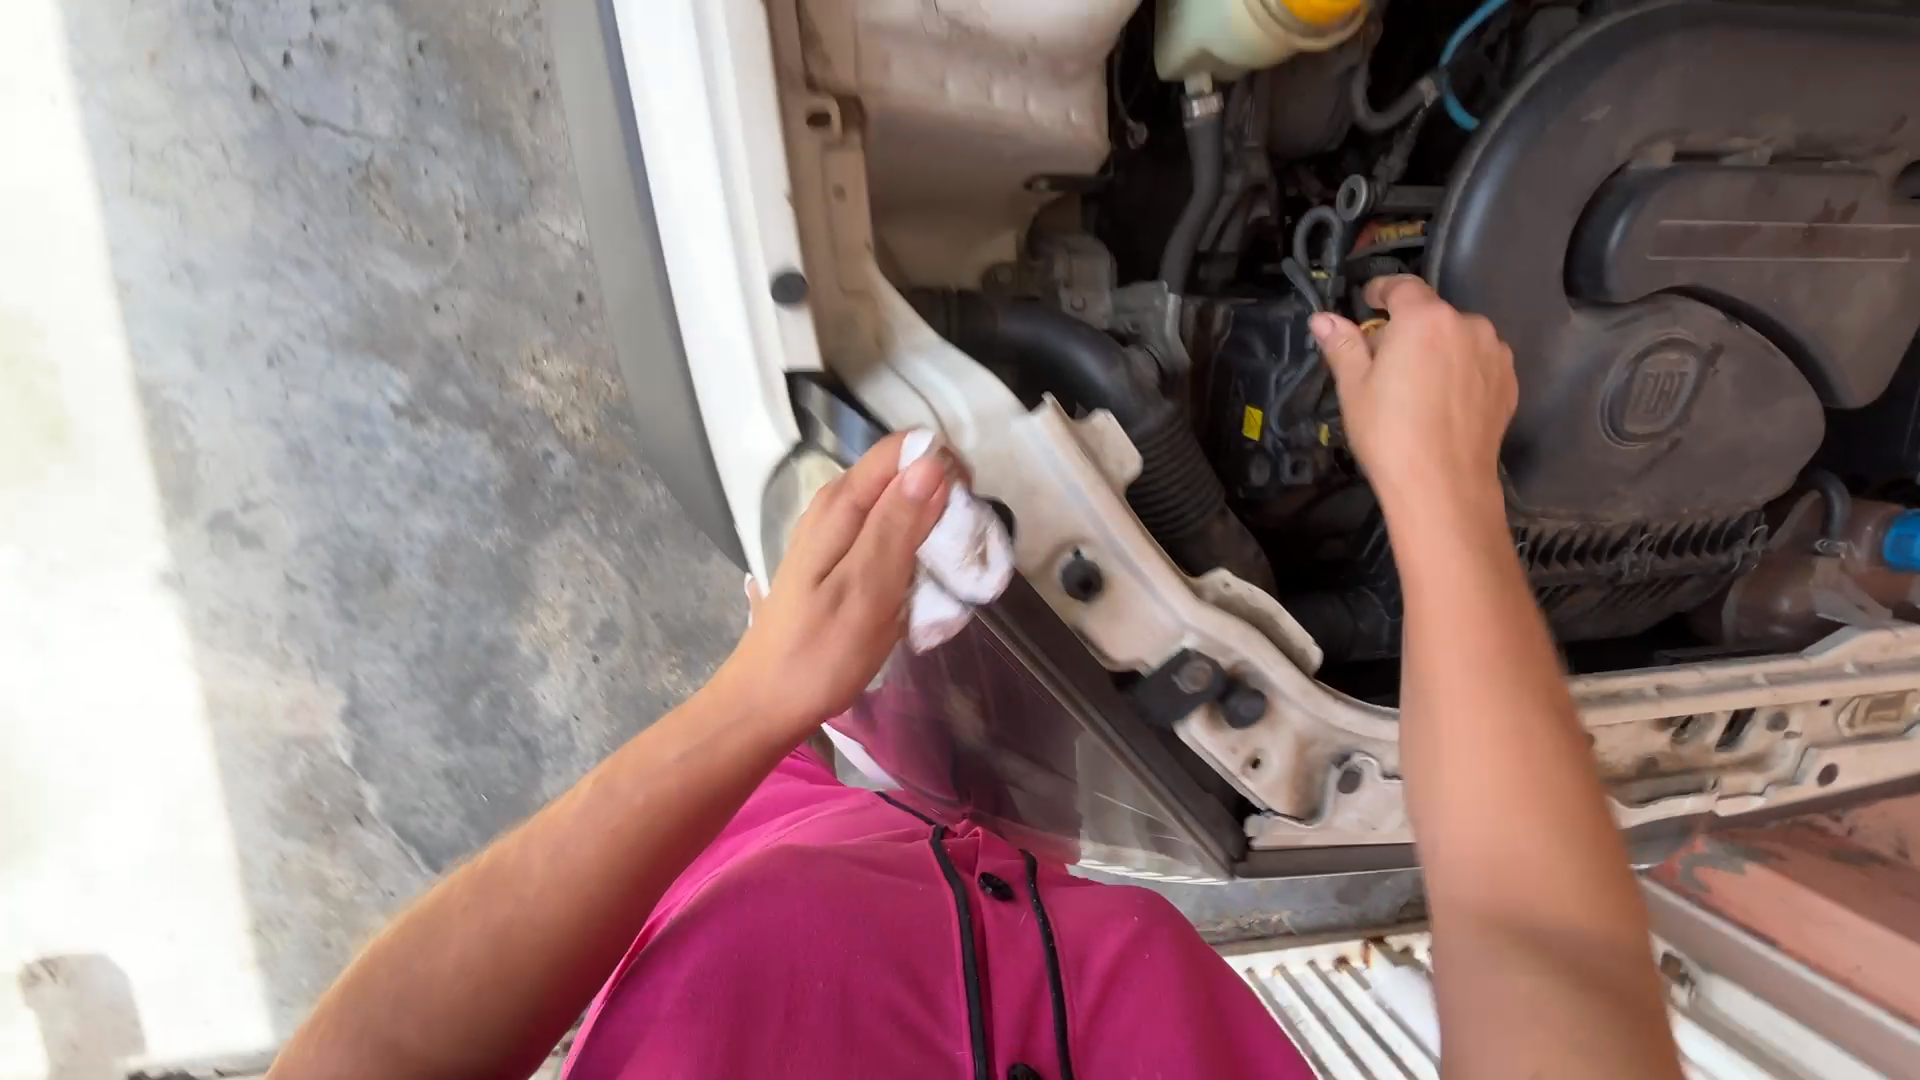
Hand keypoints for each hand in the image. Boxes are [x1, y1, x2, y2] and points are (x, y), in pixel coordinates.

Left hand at [711, 431, 950, 736]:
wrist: (769, 702)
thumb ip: (898, 524)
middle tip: (956, 557)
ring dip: (932, 533)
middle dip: (943, 504)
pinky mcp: (844, 558)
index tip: (965, 516)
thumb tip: (934, 464)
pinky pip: (890, 537)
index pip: (905, 449)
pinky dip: (914, 555)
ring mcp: (839, 532)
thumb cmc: (820, 653)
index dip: (944, 470)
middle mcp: (839, 505)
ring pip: (902, 507)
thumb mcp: (866, 589)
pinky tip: (918, 590)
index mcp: (843, 504)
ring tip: (943, 578)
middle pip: (906, 475)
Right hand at [1310, 275, 1517, 518]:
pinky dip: (1457, 369)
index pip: (1404, 286)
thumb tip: (1322, 318)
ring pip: (1456, 338)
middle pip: (1431, 315)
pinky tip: (1440, 401)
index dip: (1382, 290)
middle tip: (1382, 362)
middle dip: (1406, 330)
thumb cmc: (1388, 432)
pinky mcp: (1508, 379)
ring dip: (1435, 349)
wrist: (1442, 482)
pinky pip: (1477, 361)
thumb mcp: (1353, 388)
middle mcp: (1467, 324)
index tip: (1368, 301)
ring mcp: (1494, 352)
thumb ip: (1342, 346)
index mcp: (1424, 320)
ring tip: (1414, 385)